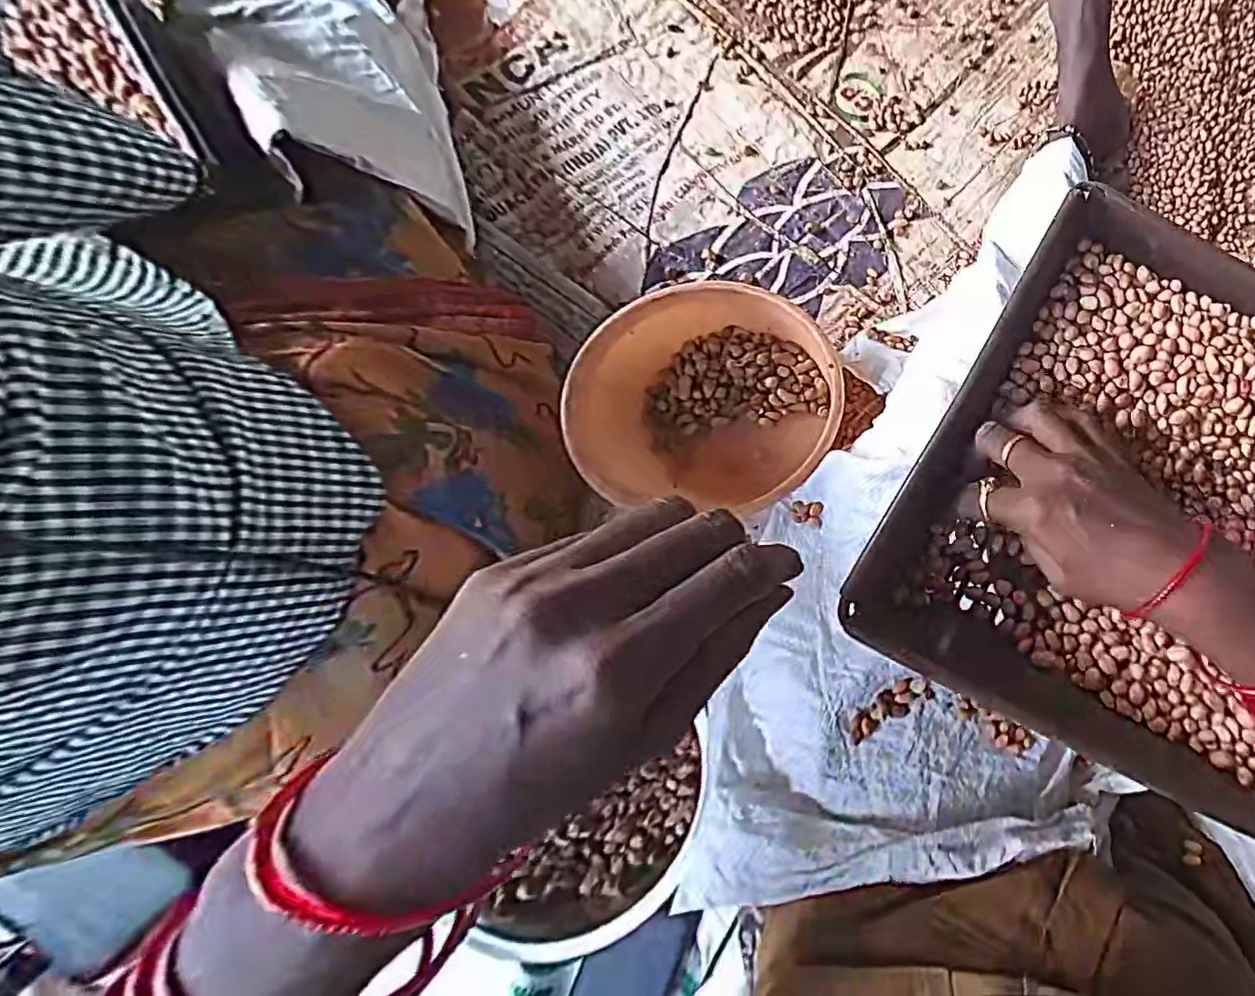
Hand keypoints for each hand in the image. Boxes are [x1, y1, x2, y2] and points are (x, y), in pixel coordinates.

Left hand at [284, 498, 799, 913]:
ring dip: (688, 536)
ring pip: (653, 513)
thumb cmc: (546, 787)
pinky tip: (621, 587)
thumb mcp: (652, 736)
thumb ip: (720, 653)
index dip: (773, 560)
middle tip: (737, 573)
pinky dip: (633, 549)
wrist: (402, 803)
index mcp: (621, 665)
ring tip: (683, 575)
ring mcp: (532, 577)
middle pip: (697, 527)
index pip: (728, 576)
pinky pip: (599, 532)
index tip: (789, 562)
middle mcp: (579, 605)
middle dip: (736, 542)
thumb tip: (772, 593)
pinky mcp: (501, 566)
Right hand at [972, 401, 1199, 610]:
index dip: (968, 500)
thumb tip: (1019, 523)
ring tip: (1011, 425)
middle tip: (979, 450)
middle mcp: (1052, 473)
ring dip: (1016, 417)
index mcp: (1034, 510)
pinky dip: (1060, 415)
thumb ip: (1030, 540)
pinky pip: (1079, 417)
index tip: (967, 502)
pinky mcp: (1109, 449)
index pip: (984, 496)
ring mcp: (1083, 454)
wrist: (1172, 564)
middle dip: (982, 444)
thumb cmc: (1114, 579)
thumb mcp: (1057, 574)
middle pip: (1001, 440)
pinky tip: (1054, 426)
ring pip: (1038, 414)